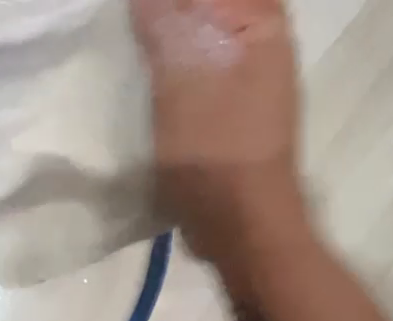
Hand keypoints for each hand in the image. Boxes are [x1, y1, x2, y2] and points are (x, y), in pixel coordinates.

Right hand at [131, 0, 311, 273]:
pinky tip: (144, 87)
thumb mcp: (182, 88)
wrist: (241, 226)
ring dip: (168, 42)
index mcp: (261, 27)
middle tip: (128, 27)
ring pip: (205, 42)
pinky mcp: (230, 116)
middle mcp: (264, 45)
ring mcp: (250, 83)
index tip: (132, 14)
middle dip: (169, 17)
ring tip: (128, 49)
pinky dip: (172, 72)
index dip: (168, 5)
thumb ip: (166, 32)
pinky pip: (199, 76)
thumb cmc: (215, 154)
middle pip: (211, 13)